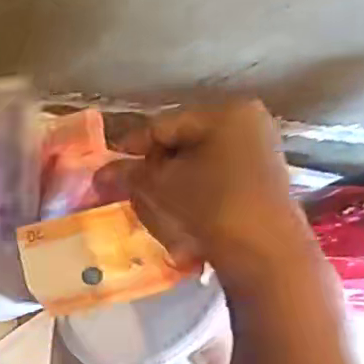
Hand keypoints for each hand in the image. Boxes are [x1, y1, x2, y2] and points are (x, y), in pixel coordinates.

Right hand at [98, 100, 316, 284]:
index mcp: (224, 113)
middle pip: (182, 141)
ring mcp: (258, 149)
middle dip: (153, 165)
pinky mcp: (260, 178)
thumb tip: (99, 172)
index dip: (131, 147)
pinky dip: (192, 189)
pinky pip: (215, 175)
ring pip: (197, 160)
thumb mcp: (161, 187)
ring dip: (171, 180)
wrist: (264, 250)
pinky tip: (179, 211)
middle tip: (131, 189)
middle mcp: (246, 122)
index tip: (107, 168)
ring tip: (153, 203)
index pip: (163, 125)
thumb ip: (129, 174)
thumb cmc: (211, 206)